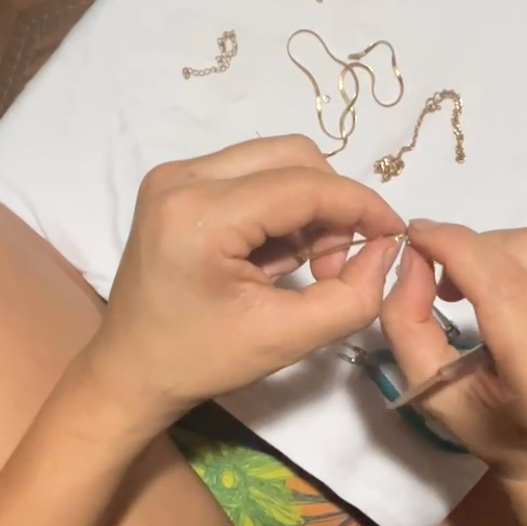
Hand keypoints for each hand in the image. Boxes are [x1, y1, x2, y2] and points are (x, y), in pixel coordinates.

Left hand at [85, 136, 406, 424]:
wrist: (132, 369)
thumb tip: (387, 248)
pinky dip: (281, 209)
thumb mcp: (288, 339)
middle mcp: (181, 177)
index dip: (361, 205)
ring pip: (274, 160)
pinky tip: (275, 256)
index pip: (304, 186)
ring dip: (308, 207)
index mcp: (200, 216)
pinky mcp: (176, 183)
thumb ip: (353, 296)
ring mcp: (174, 175)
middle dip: (333, 204)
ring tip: (305, 266)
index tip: (394, 234)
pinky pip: (252, 174)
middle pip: (293, 156)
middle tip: (336, 263)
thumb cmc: (202, 360)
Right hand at [381, 221, 526, 481]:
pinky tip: (504, 279)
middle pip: (525, 260)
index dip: (458, 250)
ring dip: (492, 246)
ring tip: (467, 279)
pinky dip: (521, 252)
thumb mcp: (428, 389)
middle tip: (434, 265)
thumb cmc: (485, 424)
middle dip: (468, 246)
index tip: (416, 234)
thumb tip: (413, 257)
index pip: (504, 294)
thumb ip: (407, 324)